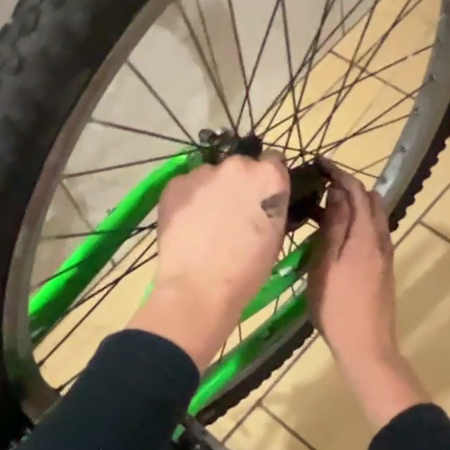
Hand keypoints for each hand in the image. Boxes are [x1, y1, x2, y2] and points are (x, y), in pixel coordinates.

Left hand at [126, 155, 289, 366]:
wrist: (199, 287)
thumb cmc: (247, 271)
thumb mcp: (275, 236)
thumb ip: (271, 208)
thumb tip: (261, 202)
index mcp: (269, 177)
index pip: (273, 162)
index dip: (266, 180)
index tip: (260, 197)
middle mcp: (237, 166)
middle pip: (240, 166)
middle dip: (237, 184)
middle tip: (231, 213)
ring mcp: (203, 173)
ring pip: (210, 176)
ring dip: (211, 191)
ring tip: (204, 223)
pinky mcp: (174, 184)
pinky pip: (186, 186)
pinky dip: (187, 200)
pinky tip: (186, 224)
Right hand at [308, 163, 427, 426]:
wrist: (367, 346)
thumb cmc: (338, 307)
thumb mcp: (326, 265)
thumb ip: (334, 227)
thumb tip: (337, 192)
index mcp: (366, 236)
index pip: (357, 191)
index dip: (340, 174)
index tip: (320, 164)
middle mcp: (381, 240)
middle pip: (371, 201)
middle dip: (349, 187)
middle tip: (320, 185)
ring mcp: (384, 256)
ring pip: (374, 217)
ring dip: (354, 205)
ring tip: (325, 206)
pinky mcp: (382, 269)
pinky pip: (372, 232)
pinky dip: (357, 222)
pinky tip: (338, 233)